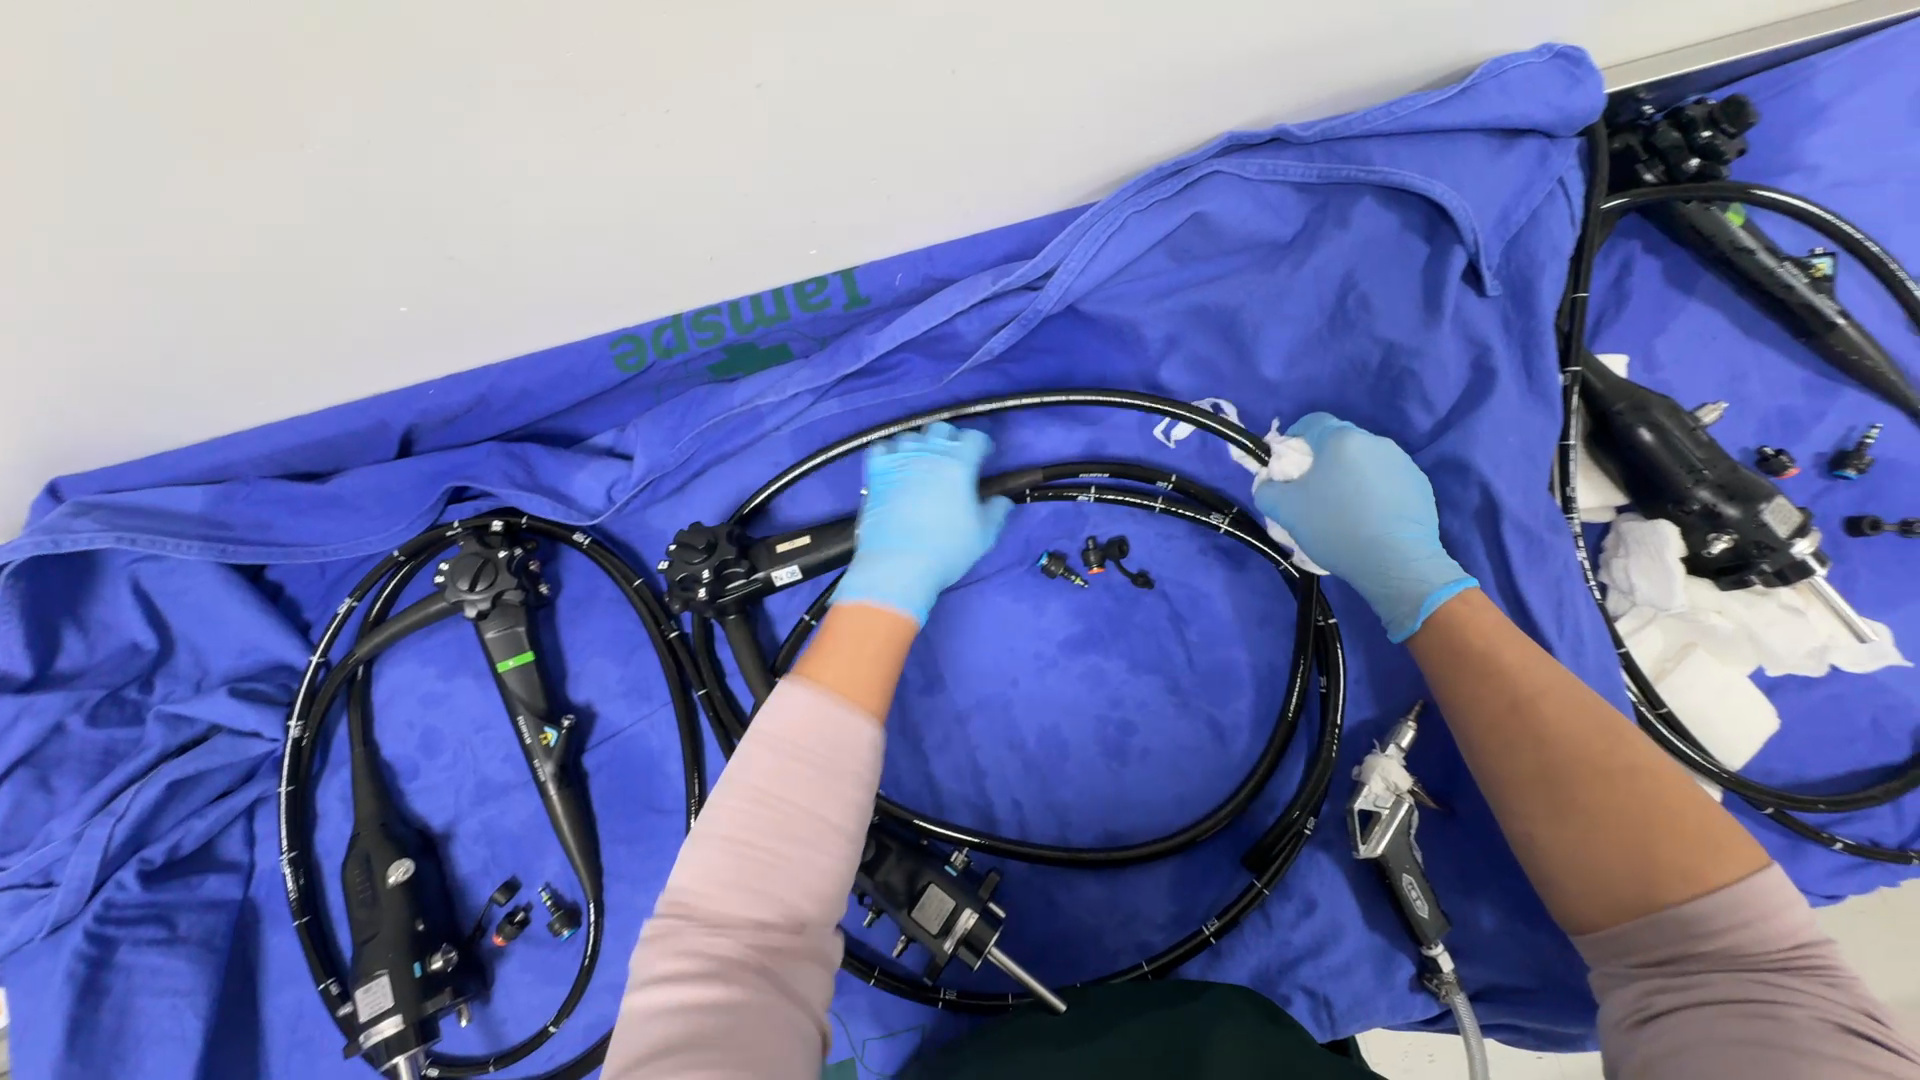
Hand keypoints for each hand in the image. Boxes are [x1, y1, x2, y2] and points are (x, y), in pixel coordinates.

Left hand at [833, 422, 1013, 625]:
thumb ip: (996, 512)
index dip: (982, 444)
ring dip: (920, 444)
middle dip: (951, 438)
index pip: (974, 437)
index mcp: (959, 464)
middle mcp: (928, 454)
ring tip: (923, 461)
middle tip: (954, 458)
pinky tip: (895, 465)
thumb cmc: (947, 550)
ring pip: (910, 436)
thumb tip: (1002, 500)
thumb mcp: (983, 535)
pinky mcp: (875, 473)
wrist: (897, 564)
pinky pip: (882, 448)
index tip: (984, 456)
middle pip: (941, 428)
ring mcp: (898, 461)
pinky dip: (890, 452)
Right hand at [1253, 412, 1476, 641]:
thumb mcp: (1285, 510)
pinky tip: (1368, 519)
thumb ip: (1267, 489)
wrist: (1395, 561)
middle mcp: (1375, 441)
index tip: (1287, 467)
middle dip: (1322, 461)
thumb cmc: (1335, 526)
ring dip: (1349, 476)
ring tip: (1342, 509)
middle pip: (1338, 442)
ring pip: (1364, 461)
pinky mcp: (1420, 484)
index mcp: (1341, 439)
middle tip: (1311, 492)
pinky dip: (1373, 491)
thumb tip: (1269, 483)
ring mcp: (1402, 461)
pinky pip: (1386, 479)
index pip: (1311, 422)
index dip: (1293, 440)